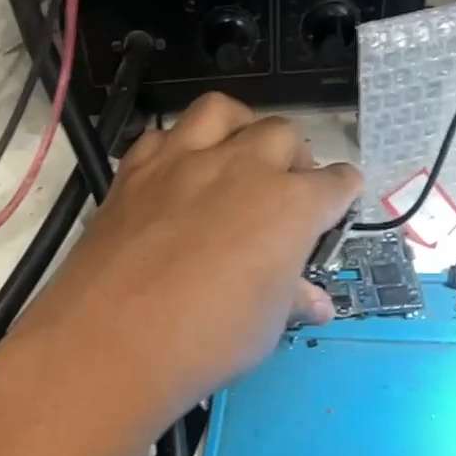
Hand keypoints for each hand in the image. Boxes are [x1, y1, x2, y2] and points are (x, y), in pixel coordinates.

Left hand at [5, 92, 362, 429]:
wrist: (114, 342)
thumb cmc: (207, 342)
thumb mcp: (265, 328)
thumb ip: (291, 300)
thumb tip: (314, 301)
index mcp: (291, 206)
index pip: (336, 184)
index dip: (341, 196)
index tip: (336, 206)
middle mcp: (243, 167)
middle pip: (282, 135)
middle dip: (293, 159)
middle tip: (285, 191)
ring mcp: (184, 161)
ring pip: (223, 112)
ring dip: (240, 128)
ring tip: (237, 156)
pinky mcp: (135, 171)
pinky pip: (164, 135)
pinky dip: (178, 146)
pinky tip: (177, 174)